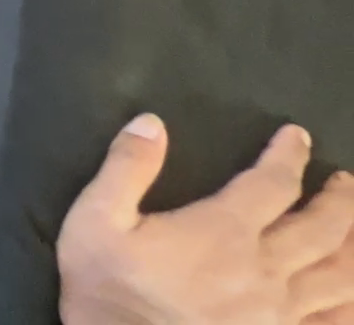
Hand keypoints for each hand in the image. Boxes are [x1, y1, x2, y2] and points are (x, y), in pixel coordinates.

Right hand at [59, 116, 353, 323]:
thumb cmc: (106, 272)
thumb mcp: (97, 211)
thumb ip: (127, 166)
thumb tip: (152, 122)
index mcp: (222, 231)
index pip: (269, 185)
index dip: (286, 157)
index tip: (296, 135)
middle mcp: (266, 267)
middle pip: (322, 229)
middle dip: (337, 200)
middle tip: (344, 179)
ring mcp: (285, 309)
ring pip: (344, 275)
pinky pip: (340, 319)